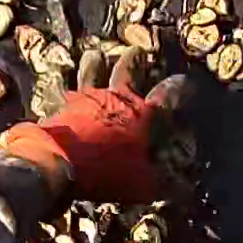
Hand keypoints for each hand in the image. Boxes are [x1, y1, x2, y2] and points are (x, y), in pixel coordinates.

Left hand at [0, 48, 187, 203]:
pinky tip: (61, 87)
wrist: (57, 162)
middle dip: (134, 61)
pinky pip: (63, 93)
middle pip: (127, 71)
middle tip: (135, 50)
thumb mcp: (140, 184)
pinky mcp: (60, 107)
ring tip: (95, 55)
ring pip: (92, 73)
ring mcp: (85, 99)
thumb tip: (185, 192)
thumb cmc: (105, 171)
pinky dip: (63, 89)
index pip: (168, 94)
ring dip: (94, 64)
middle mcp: (115, 99)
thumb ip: (162, 185)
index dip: (179, 87)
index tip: (185, 81)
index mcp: (140, 114)